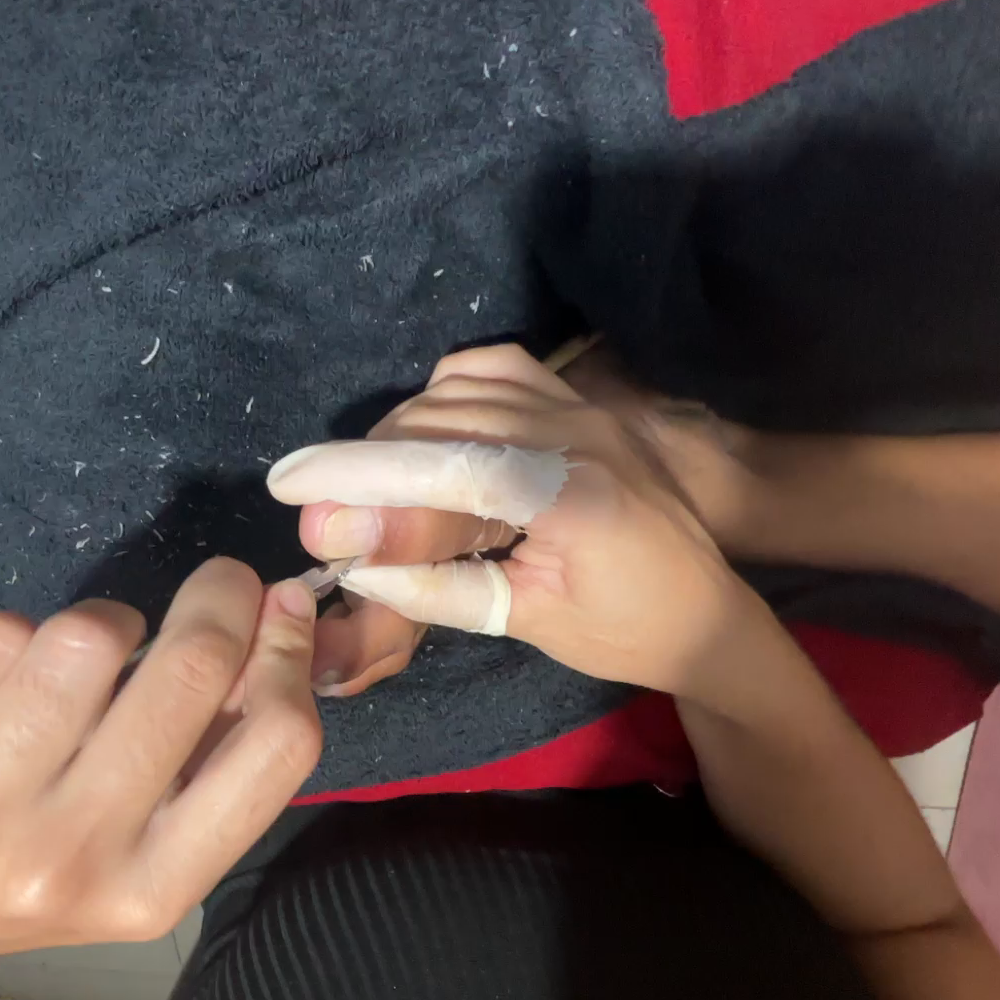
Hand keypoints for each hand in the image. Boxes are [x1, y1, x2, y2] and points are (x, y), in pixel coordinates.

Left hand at [0, 559, 322, 972]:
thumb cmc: (57, 861)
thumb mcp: (158, 835)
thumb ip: (228, 739)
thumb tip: (287, 607)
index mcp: (158, 886)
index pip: (275, 743)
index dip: (289, 651)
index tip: (280, 604)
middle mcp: (70, 862)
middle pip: (190, 670)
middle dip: (219, 597)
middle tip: (218, 582)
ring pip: (85, 638)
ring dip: (107, 622)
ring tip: (89, 656)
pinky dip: (21, 634)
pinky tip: (9, 678)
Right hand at [272, 344, 763, 694]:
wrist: (706, 611)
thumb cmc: (626, 632)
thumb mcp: (532, 620)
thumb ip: (443, 585)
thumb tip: (357, 562)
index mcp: (574, 494)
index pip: (447, 467)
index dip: (362, 473)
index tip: (293, 484)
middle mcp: (578, 430)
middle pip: (443, 420)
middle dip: (371, 461)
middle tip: (326, 510)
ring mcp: (584, 407)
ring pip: (461, 390)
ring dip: (402, 431)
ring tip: (374, 483)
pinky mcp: (582, 402)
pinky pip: (498, 368)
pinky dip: (449, 390)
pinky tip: (432, 429)